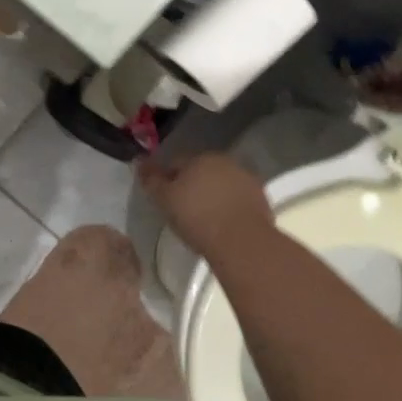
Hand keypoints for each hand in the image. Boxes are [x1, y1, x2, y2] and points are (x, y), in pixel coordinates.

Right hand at [138, 153, 275, 252]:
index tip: (163, 199)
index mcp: (199, 158)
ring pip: (221, 184)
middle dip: (191, 185)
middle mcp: (224, 162)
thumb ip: (151, 179)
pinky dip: (229, 206)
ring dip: (212, 195)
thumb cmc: (196, 217)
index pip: (175, 163)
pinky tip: (223, 223)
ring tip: (204, 218)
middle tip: (182, 209)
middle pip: (200, 171)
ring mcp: (246, 179)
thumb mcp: (164, 199)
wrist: (242, 242)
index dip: (166, 180)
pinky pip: (237, 198)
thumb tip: (139, 160)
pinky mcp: (261, 199)